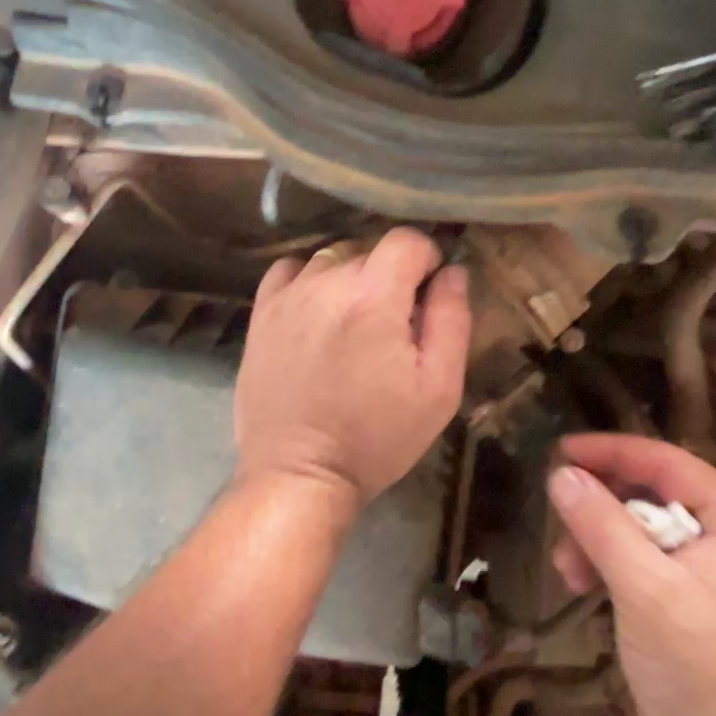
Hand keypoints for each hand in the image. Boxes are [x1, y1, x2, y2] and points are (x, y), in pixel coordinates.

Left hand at [234, 227, 472, 505]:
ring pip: (332, 258)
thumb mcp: (438, 388)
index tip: (428, 296)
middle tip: (395, 325)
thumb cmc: (377, 438)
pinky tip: (319, 311)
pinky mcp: (261, 314)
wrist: (300, 475)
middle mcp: (326, 282)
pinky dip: (310, 279)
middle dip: (391, 276)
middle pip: (371, 249)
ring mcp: (288, 296)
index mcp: (373, 296)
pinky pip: (291, 270)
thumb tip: (453, 272)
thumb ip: (452, 319)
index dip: (428, 261)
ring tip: (355, 323)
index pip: (408, 240)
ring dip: (352, 278)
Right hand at [547, 434, 715, 715]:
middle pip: (652, 494)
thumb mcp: (647, 593)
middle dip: (602, 511)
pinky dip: (612, 568)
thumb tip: (561, 473)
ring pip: (642, 529)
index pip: (667, 462)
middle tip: (560, 529)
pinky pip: (645, 561)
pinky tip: (584, 586)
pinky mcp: (694, 597)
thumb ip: (603, 527)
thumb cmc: (703, 674)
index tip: (559, 451)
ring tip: (569, 574)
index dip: (611, 453)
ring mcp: (714, 567)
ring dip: (600, 544)